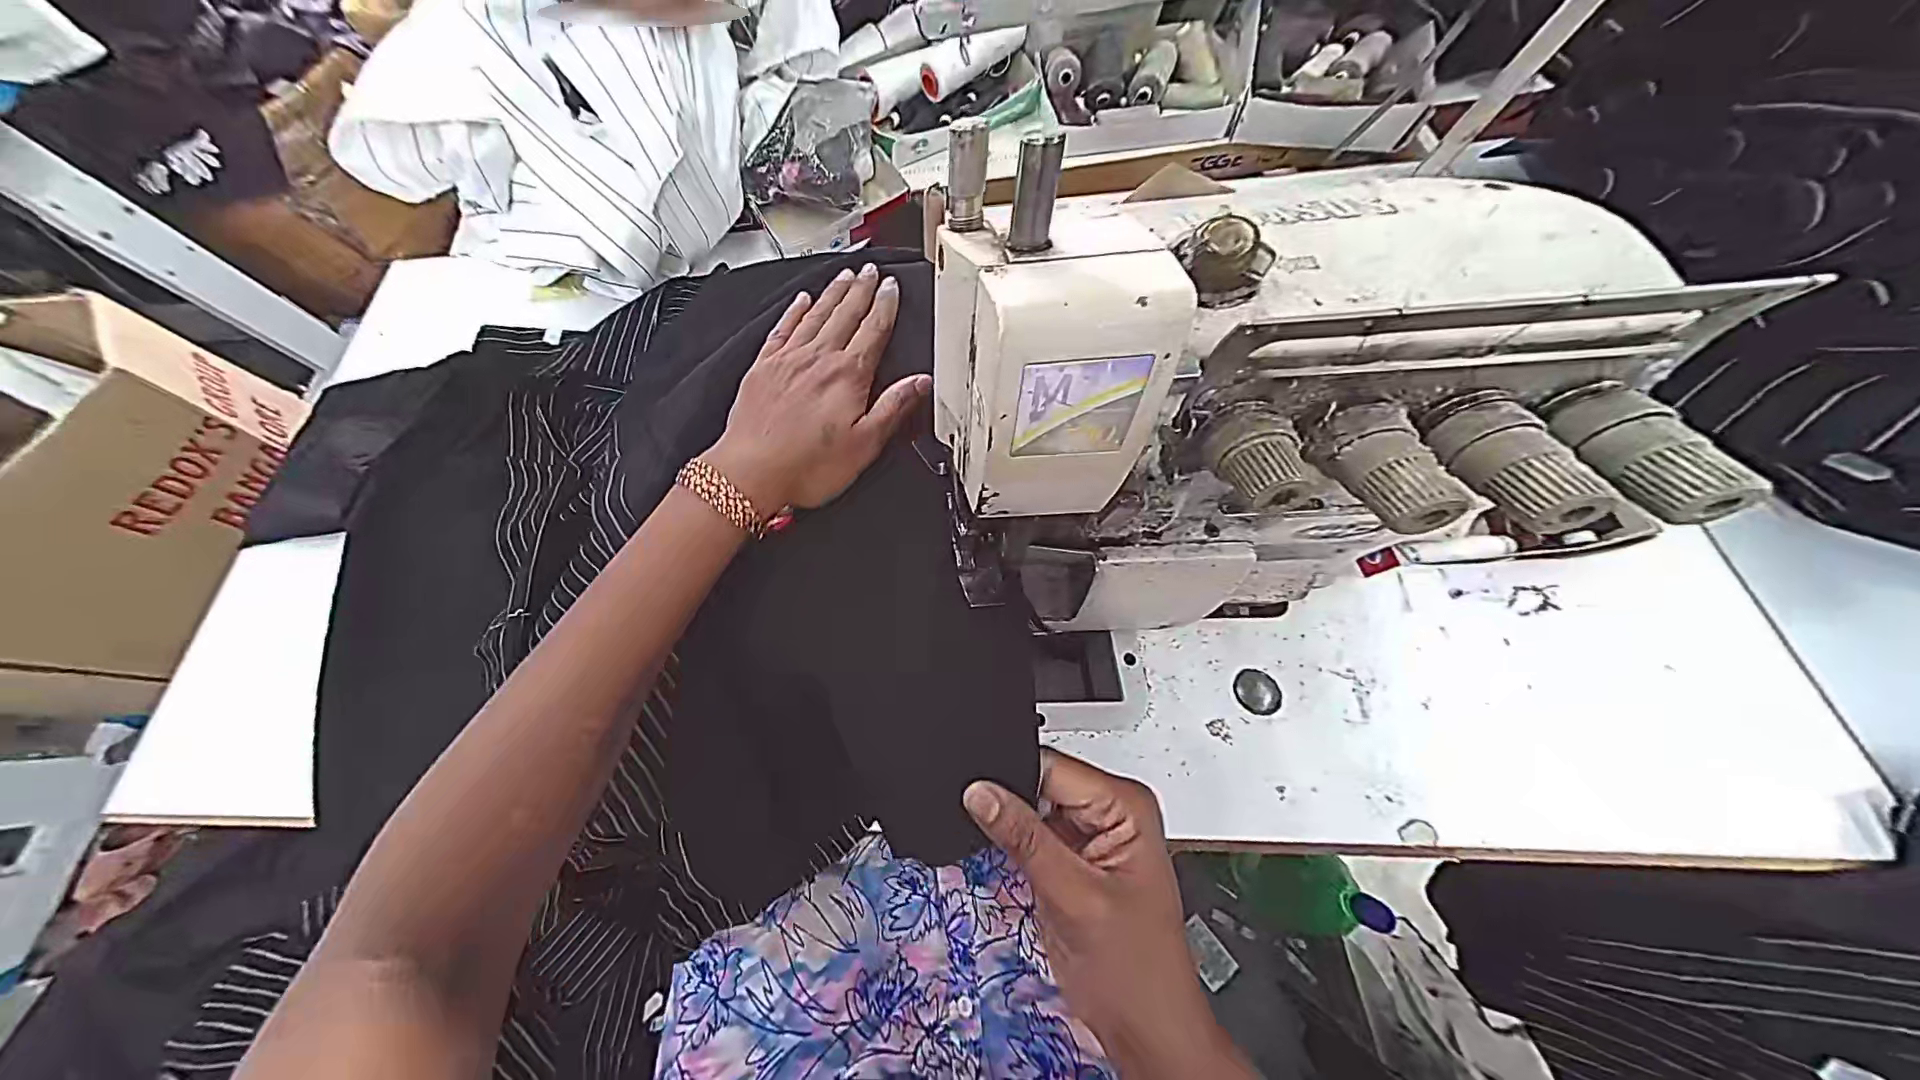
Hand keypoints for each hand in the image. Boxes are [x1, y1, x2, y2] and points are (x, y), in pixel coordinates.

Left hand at [702, 263, 929, 515]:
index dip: (885, 306)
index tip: (892, 289)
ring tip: (845, 275)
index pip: (873, 330)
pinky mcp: (763, 368)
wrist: (751, 472)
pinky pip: (783, 328)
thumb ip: (893, 408)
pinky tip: (801, 301)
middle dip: (862, 289)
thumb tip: (919, 383)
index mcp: (847, 377)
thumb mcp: (865, 444)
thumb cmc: (806, 465)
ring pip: (816, 314)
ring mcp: (788, 360)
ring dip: (833, 292)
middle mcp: (817, 359)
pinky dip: (794, 311)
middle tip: (871, 271)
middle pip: (845, 314)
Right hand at [964, 751, 1255, 1078]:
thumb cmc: (1136, 971)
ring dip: (1013, 833)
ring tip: (1022, 867)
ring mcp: (1089, 834)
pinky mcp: (1071, 856)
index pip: (1053, 765)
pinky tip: (1021, 874)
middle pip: (1039, 782)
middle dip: (1011, 806)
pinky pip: (1030, 834)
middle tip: (999, 840)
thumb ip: (1023, 838)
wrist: (1143, 1030)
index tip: (976, 794)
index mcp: (1126, 804)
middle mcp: (1111, 810)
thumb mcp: (1072, 896)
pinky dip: (1016, 851)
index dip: (1011, 778)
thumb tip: (981, 792)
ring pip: (1030, 807)